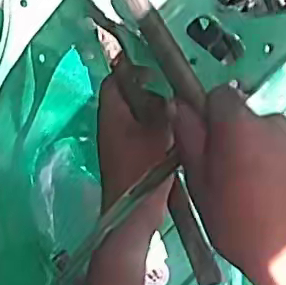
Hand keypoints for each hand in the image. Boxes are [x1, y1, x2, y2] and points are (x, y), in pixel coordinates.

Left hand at [97, 68, 173, 239]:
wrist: (134, 213)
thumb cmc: (143, 171)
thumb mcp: (160, 132)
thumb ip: (163, 109)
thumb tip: (168, 96)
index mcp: (111, 114)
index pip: (114, 79)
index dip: (133, 71)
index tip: (155, 75)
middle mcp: (109, 126)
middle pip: (127, 99)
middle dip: (150, 97)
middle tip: (172, 102)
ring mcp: (116, 144)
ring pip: (136, 120)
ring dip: (155, 118)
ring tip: (175, 123)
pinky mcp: (125, 160)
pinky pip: (140, 137)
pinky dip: (155, 135)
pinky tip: (172, 144)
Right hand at [172, 86, 285, 284]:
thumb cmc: (238, 225)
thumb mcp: (199, 186)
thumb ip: (189, 140)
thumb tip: (180, 106)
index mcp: (238, 126)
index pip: (218, 95)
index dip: (208, 116)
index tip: (206, 144)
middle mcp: (273, 122)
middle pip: (246, 117)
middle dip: (236, 137)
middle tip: (229, 175)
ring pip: (270, 135)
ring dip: (261, 151)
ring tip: (257, 191)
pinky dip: (284, 166)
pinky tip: (281, 197)